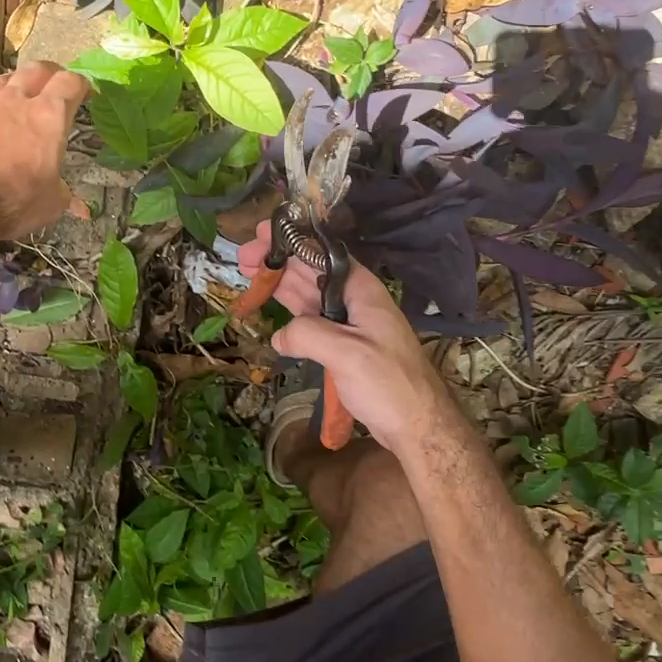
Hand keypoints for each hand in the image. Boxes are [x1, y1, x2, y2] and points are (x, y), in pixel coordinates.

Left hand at [0, 61, 88, 248]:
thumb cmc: (10, 203)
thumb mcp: (49, 205)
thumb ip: (64, 194)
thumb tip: (81, 209)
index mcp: (47, 117)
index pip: (70, 83)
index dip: (80, 85)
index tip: (83, 93)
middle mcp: (14, 100)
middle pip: (36, 70)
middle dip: (48, 75)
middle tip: (52, 86)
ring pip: (1, 80)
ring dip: (13, 85)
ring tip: (16, 98)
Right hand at [238, 221, 453, 453]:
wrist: (417, 427)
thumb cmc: (389, 384)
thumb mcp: (347, 353)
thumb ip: (308, 334)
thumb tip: (280, 335)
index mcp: (361, 291)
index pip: (322, 253)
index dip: (291, 240)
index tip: (260, 234)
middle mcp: (353, 301)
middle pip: (311, 270)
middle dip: (278, 259)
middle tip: (244, 256)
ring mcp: (348, 323)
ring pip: (308, 293)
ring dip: (279, 282)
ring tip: (248, 273)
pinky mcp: (342, 346)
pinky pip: (309, 319)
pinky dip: (288, 311)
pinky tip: (269, 312)